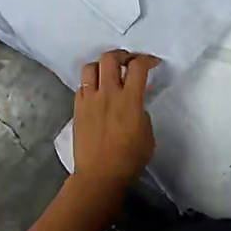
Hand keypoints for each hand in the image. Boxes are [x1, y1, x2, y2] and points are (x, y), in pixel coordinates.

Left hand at [71, 50, 159, 189]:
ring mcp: (89, 100)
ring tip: (109, 73)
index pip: (138, 67)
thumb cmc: (129, 159)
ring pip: (90, 67)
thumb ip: (142, 113)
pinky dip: (91, 83)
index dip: (147, 59)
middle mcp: (108, 94)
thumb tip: (135, 105)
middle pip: (110, 58)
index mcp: (129, 101)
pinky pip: (82, 86)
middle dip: (122, 55)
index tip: (152, 63)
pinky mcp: (77, 108)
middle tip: (129, 61)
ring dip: (102, 65)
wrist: (99, 175)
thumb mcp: (147, 135)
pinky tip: (97, 92)